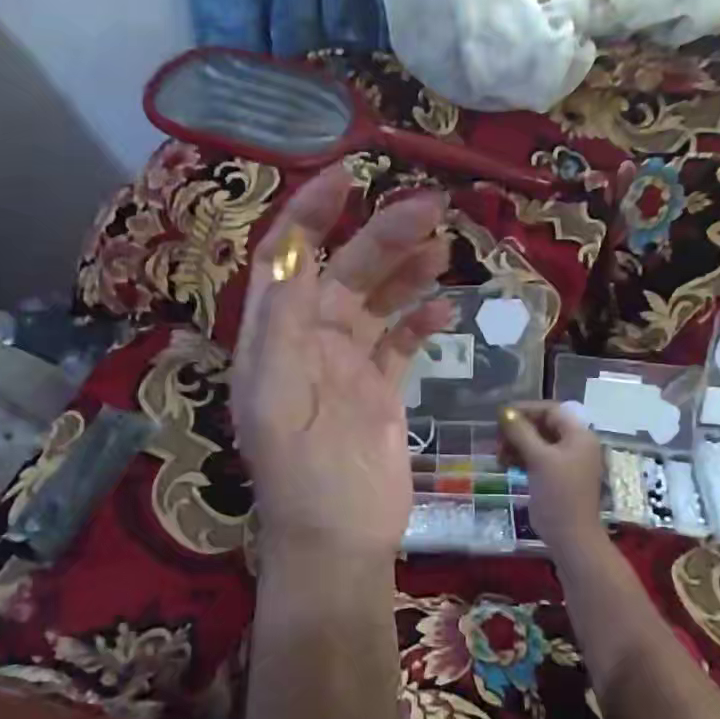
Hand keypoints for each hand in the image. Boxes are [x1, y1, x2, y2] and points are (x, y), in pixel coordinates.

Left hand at [233, 165, 451, 560]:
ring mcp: (347, 369)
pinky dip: (422, 321)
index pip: (285, 262)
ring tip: (444, 247)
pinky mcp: (381, 392)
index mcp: (273, 344)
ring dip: (406, 271)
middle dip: (381, 237)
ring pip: (377, 302)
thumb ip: (282, 328)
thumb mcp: (276, 403)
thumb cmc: (303, 480)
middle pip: (343, 273)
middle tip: (431, 210)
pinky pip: (402, 342)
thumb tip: (293, 255)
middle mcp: (308, 347)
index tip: (348, 177)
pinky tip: (446, 309)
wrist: (338, 541)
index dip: (309, 216)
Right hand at [497, 402, 607, 554]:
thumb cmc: (558, 493)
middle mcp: (575, 444)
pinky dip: (521, 457)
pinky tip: (505, 464)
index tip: (501, 416)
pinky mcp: (555, 476)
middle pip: (544, 426)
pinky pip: (537, 458)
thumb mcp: (539, 459)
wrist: (569, 533)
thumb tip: (504, 413)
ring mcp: (565, 462)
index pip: (552, 410)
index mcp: (579, 435)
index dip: (526, 410)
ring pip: (538, 443)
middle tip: (497, 440)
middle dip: (519, 429)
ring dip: (517, 444)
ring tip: (498, 455)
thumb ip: (521, 433)